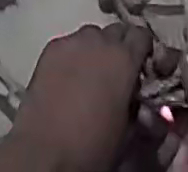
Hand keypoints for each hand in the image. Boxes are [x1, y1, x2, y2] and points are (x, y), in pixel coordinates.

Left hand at [0, 23, 151, 171]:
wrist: (44, 155)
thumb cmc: (93, 146)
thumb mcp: (129, 130)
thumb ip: (140, 105)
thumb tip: (142, 98)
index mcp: (125, 58)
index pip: (142, 35)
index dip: (143, 50)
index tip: (140, 67)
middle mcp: (101, 40)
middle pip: (117, 31)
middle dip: (120, 48)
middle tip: (115, 73)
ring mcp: (74, 41)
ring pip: (92, 34)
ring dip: (95, 49)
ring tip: (89, 74)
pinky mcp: (51, 48)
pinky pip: (69, 44)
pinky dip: (72, 55)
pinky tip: (66, 77)